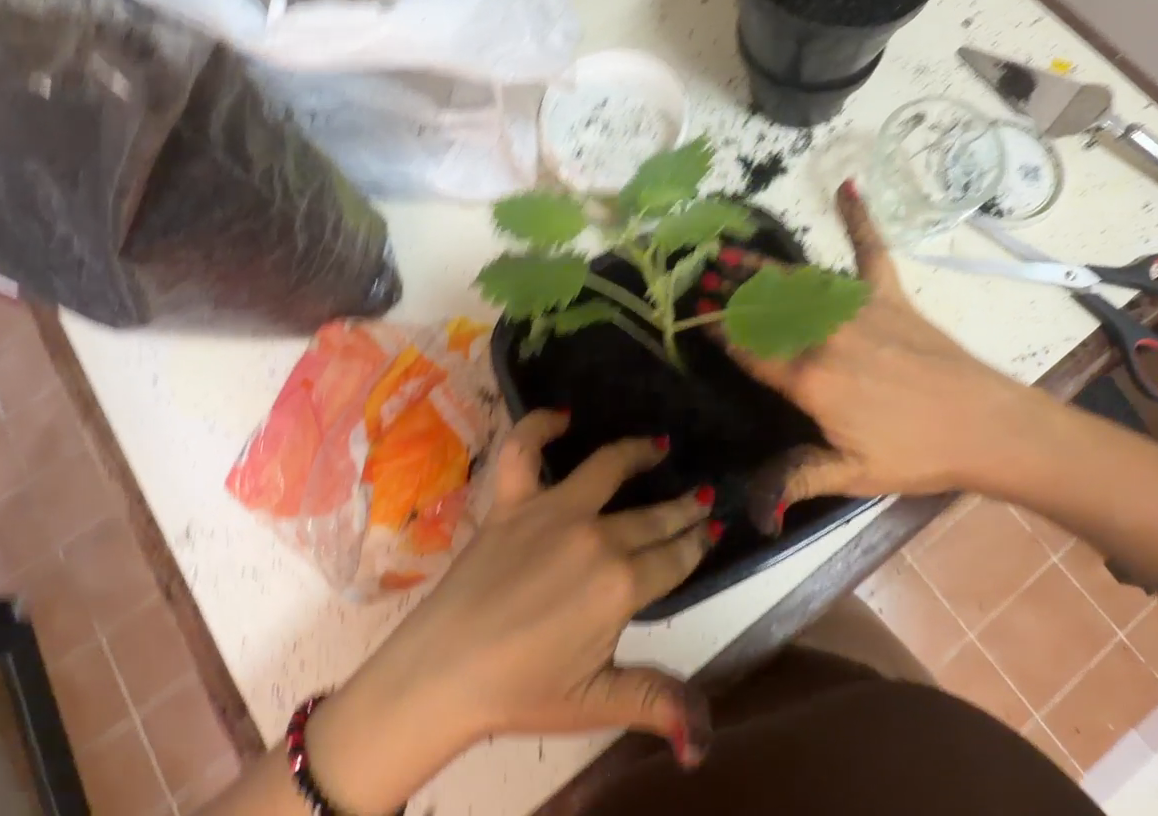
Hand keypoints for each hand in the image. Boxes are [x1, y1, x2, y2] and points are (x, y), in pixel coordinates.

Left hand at [304, 412, 717, 812]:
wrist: (440, 676)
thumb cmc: (521, 693)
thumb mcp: (596, 703)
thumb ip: (656, 703)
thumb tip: (705, 742)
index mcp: (622, 586)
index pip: (676, 557)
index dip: (699, 543)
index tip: (717, 527)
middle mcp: (595, 537)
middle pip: (653, 515)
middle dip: (685, 506)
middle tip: (704, 493)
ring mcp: (550, 513)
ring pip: (607, 471)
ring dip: (638, 454)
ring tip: (661, 445)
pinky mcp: (510, 503)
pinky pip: (523, 451)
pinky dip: (540, 426)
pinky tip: (563, 415)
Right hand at [720, 180, 1037, 524]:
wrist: (988, 427)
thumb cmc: (917, 455)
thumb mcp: (852, 475)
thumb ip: (796, 479)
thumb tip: (751, 509)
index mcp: (810, 378)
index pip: (750, 350)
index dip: (718, 333)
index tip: (693, 317)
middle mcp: (825, 334)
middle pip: (767, 308)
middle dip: (730, 292)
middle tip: (702, 274)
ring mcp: (860, 309)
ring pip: (800, 280)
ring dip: (763, 266)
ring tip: (732, 251)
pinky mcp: (892, 297)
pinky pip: (871, 251)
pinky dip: (859, 219)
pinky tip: (846, 187)